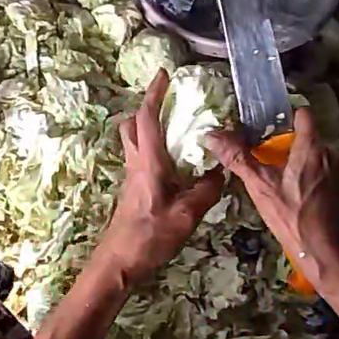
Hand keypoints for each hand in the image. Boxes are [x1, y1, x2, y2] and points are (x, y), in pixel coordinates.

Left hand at [95, 70, 225, 283]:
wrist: (118, 263)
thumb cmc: (150, 237)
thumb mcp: (187, 215)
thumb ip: (207, 190)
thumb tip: (219, 173)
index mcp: (148, 162)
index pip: (146, 118)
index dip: (154, 94)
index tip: (163, 75)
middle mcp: (136, 164)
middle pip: (132, 126)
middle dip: (146, 107)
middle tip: (167, 101)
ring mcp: (132, 177)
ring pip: (133, 142)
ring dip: (147, 128)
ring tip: (175, 129)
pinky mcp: (134, 191)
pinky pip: (141, 159)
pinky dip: (154, 149)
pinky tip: (175, 163)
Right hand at [205, 108, 338, 290]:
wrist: (325, 252)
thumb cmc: (290, 215)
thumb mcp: (259, 186)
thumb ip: (238, 158)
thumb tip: (211, 135)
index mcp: (312, 147)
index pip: (304, 114)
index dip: (289, 116)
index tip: (273, 125)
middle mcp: (332, 154)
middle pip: (310, 138)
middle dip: (293, 145)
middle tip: (272, 159)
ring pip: (320, 157)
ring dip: (305, 163)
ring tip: (286, 180)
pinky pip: (328, 174)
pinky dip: (316, 179)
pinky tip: (302, 196)